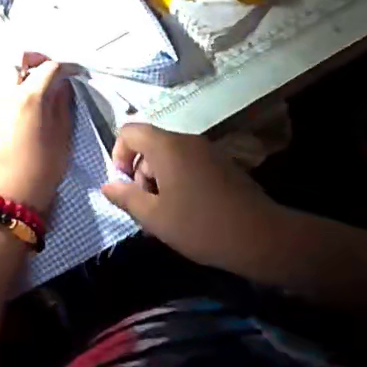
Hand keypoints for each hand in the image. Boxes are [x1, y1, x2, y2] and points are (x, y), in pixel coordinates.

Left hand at [0, 53, 73, 212]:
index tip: (75, 73)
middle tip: (50, 72)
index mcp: (30, 96)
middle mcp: (6, 93)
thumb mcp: (62, 139)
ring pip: (3, 74)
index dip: (66, 66)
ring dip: (20, 74)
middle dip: (36, 60)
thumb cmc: (39, 170)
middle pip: (18, 60)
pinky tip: (20, 106)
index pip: (50, 67)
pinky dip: (8, 90)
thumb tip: (64, 87)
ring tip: (35, 88)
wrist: (2, 198)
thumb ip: (63, 107)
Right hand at [101, 123, 289, 274]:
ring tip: (167, 214)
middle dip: (141, 173)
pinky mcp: (223, 163)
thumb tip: (107, 184)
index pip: (131, 130)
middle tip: (148, 207)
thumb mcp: (155, 217)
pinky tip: (189, 211)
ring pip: (170, 155)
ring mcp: (208, 150)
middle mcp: (188, 140)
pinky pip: (190, 163)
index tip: (125, 185)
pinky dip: (180, 180)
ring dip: (160, 180)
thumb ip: (127, 197)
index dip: (119, 154)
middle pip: (151, 144)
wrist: (259, 236)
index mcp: (168, 146)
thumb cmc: (200, 226)